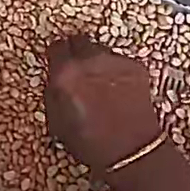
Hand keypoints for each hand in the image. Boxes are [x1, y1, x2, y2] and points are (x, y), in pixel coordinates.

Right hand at [43, 36, 163, 172]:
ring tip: (99, 84)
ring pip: (100, 51)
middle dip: (76, 52)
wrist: (131, 149)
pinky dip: (116, 71)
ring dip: (97, 62)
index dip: (56, 55)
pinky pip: (120, 62)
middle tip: (78, 69)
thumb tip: (55, 78)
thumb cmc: (90, 142)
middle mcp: (90, 60)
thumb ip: (53, 92)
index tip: (57, 60)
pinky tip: (117, 90)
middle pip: (79, 41)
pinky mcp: (136, 67)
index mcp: (66, 73)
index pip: (56, 46)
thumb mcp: (57, 121)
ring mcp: (115, 61)